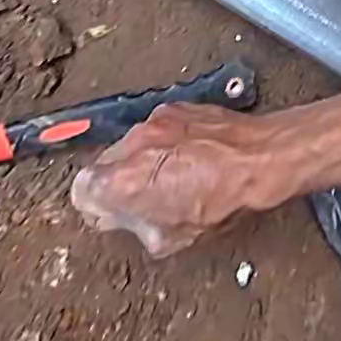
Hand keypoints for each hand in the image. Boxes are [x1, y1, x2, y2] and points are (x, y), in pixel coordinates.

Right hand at [70, 102, 285, 256]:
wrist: (258, 157)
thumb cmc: (221, 199)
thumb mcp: (168, 236)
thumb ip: (132, 225)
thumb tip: (119, 215)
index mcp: (126, 178)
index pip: (81, 189)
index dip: (96, 204)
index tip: (113, 211)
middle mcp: (135, 141)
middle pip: (104, 163)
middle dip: (118, 181)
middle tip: (144, 197)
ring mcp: (156, 118)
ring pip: (130, 143)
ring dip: (141, 158)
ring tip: (173, 174)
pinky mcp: (177, 105)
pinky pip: (156, 126)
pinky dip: (163, 140)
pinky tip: (187, 154)